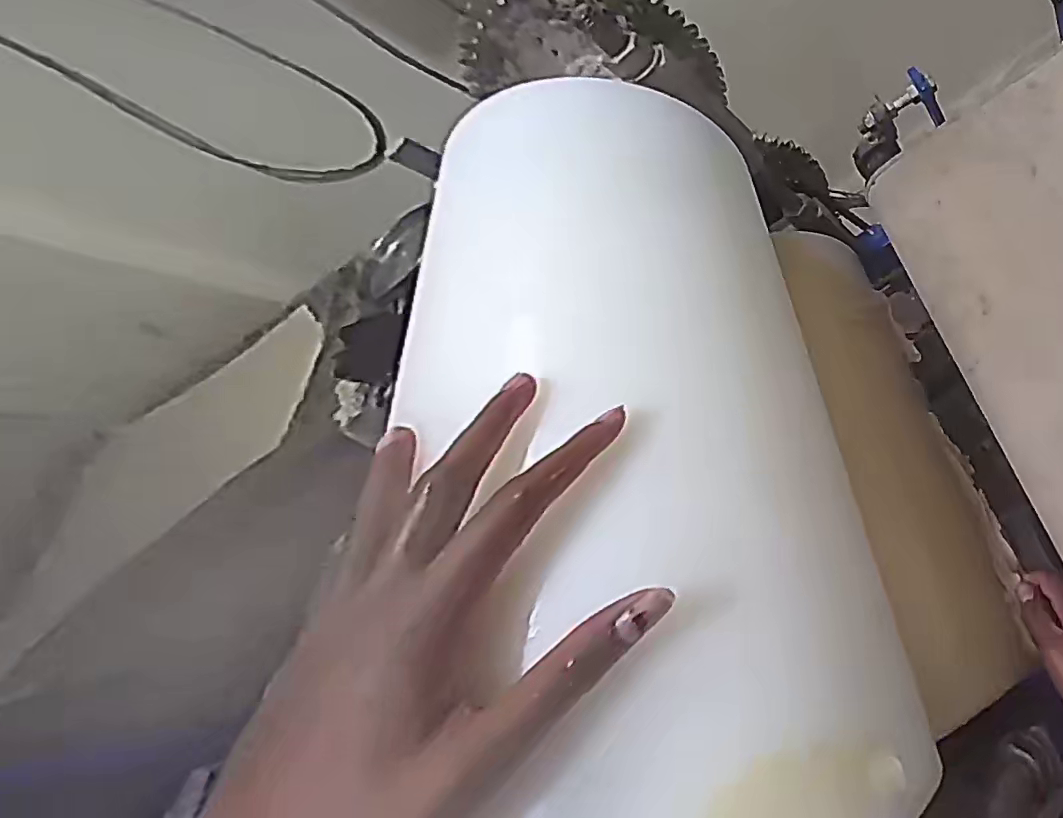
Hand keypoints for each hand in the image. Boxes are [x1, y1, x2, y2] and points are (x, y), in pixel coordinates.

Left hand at [205, 374, 673, 817]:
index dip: (569, 458)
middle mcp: (379, 597)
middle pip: (444, 488)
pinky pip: (351, 551)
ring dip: (419, 460)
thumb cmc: (369, 812)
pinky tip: (368, 511)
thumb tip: (650, 601)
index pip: (514, 508)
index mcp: (425, 611)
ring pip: (384, 512)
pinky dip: (367, 511)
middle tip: (521, 384)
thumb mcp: (485, 753)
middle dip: (491, 430)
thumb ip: (569, 672)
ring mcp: (339, 617)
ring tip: (425, 422)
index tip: (607, 422)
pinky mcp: (315, 643)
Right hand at [1017, 570, 1062, 734]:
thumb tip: (1022, 586)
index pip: (1050, 578)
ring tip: (1025, 617)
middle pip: (1058, 589)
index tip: (1010, 585)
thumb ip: (1036, 615)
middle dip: (1036, 590)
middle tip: (1014, 601)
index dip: (1030, 577)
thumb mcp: (1051, 646)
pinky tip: (1045, 637)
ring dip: (1045, 607)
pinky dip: (1054, 622)